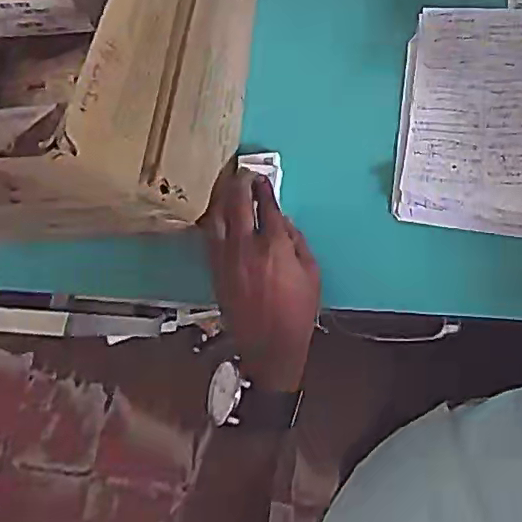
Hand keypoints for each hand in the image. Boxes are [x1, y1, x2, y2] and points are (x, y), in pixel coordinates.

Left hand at [199, 164, 320, 391]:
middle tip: (244, 175)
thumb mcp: (311, 271)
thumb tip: (282, 220)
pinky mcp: (215, 271)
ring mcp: (226, 259)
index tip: (263, 178)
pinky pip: (210, 238)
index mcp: (274, 245)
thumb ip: (296, 241)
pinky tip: (217, 215)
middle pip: (237, 205)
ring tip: (227, 189)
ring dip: (222, 199)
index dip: (264, 188)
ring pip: (217, 219)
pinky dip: (213, 221)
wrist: (270, 346)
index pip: (265, 206)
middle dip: (240, 185)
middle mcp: (246, 247)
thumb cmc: (298, 309)